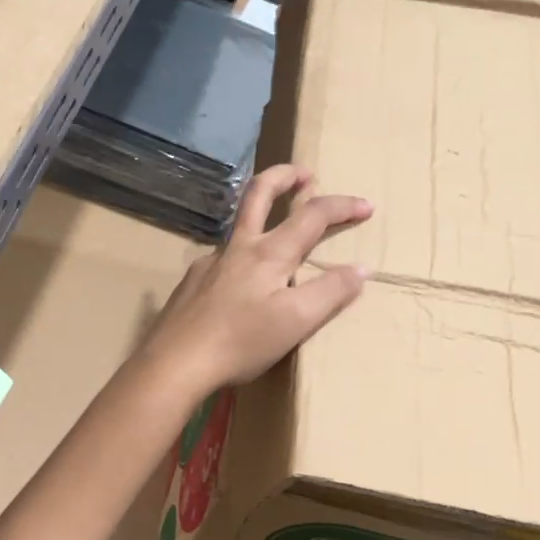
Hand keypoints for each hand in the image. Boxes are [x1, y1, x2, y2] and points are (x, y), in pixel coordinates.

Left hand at [142, 165, 372, 392]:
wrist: (173, 365)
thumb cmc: (239, 343)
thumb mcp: (296, 321)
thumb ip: (331, 292)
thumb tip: (361, 269)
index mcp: (269, 253)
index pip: (313, 214)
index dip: (343, 206)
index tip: (366, 207)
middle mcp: (236, 249)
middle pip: (259, 194)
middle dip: (285, 176)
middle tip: (305, 175)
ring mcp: (207, 266)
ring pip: (235, 230)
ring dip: (258, 221)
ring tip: (272, 237)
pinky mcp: (188, 288)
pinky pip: (217, 263)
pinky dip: (236, 261)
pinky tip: (235, 286)